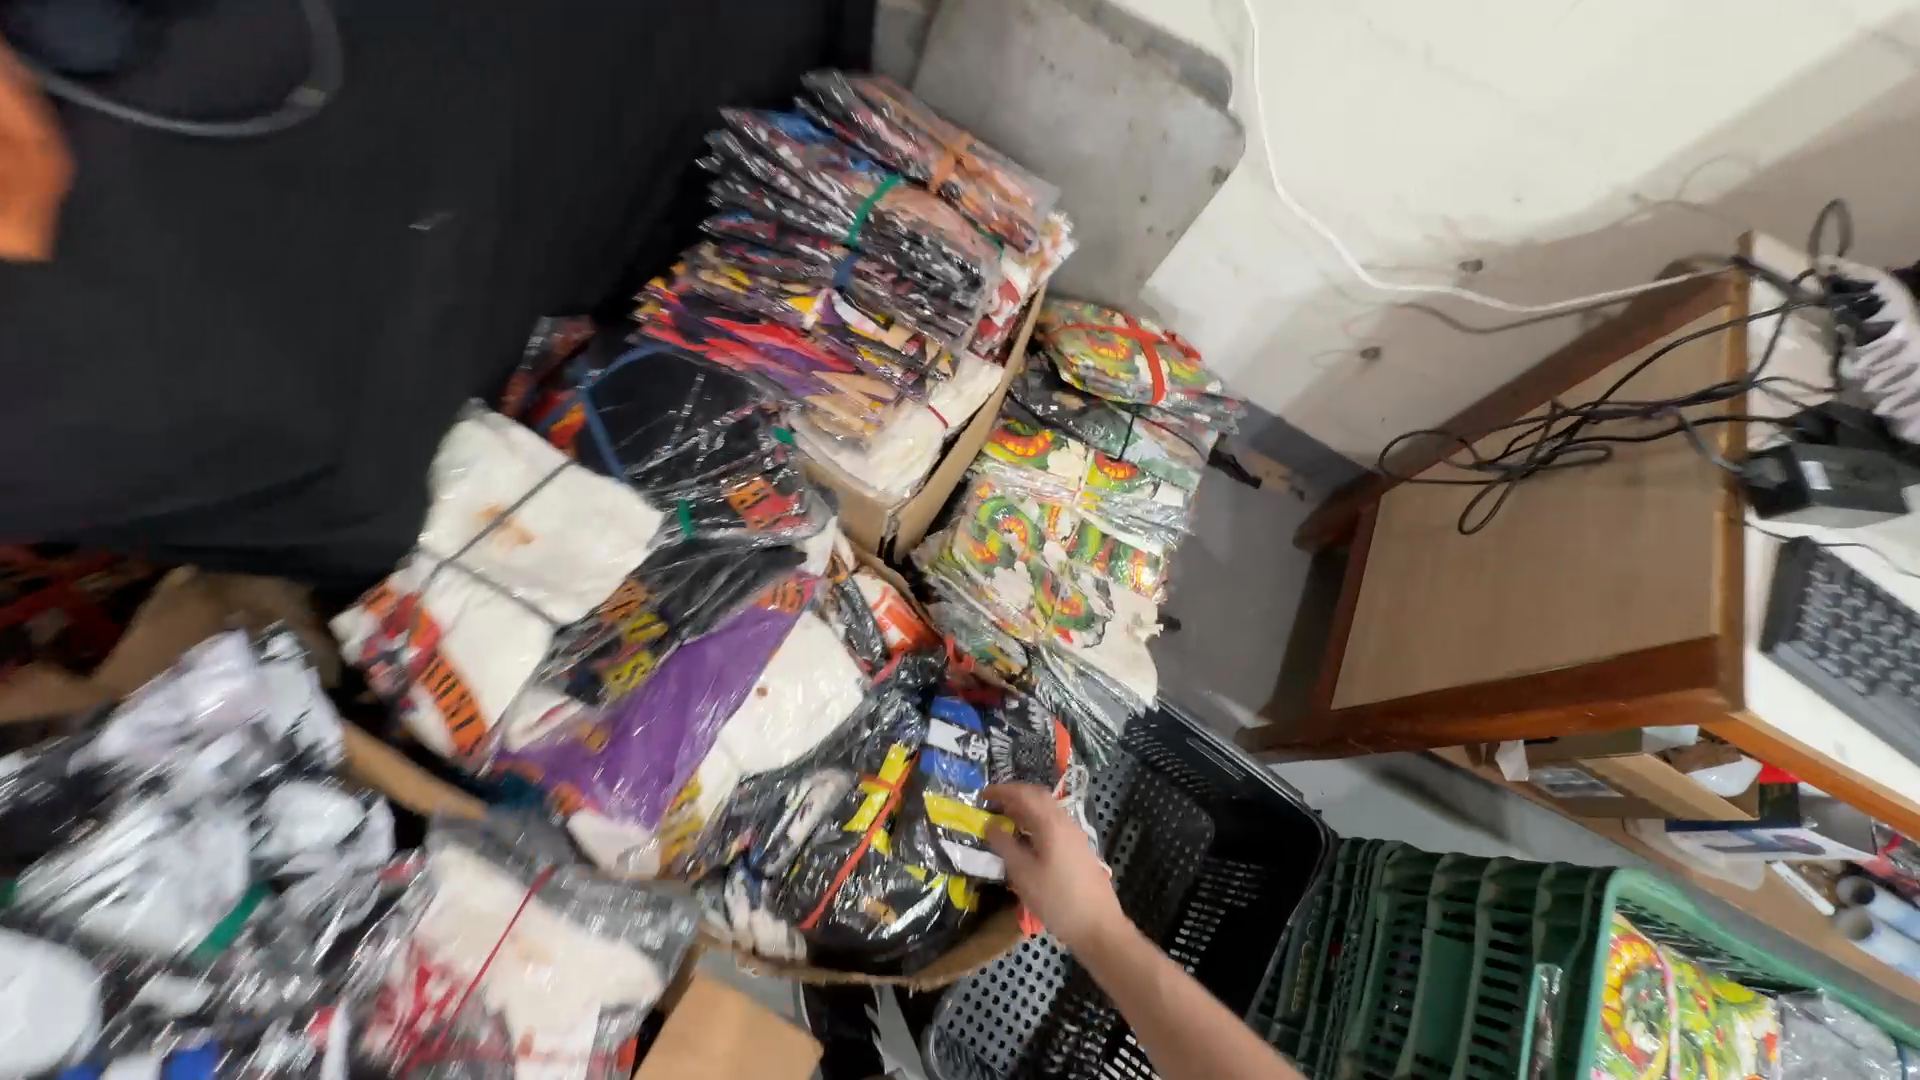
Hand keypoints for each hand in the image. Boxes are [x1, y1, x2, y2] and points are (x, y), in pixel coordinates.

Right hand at [984, 782, 1129, 953]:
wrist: (1098, 926)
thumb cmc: (1057, 899)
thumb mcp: (1023, 874)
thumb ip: (1004, 845)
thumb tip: (989, 824)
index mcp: (1051, 823)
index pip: (1024, 794)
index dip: (1001, 790)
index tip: (982, 795)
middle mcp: (1065, 822)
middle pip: (1038, 797)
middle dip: (1014, 796)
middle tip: (993, 804)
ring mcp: (1075, 835)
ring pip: (1047, 811)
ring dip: (1025, 810)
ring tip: (1005, 821)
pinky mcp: (1078, 849)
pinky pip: (1053, 824)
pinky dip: (1035, 823)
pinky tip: (1026, 840)